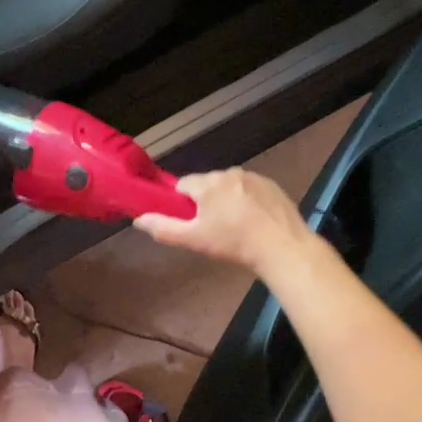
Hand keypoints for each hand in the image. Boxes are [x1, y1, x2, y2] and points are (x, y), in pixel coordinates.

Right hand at [134, 169, 322, 279]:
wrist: (283, 247)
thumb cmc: (234, 244)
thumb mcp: (194, 239)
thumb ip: (163, 228)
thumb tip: (138, 219)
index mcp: (208, 184)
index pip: (182, 185)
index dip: (182, 203)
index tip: (190, 221)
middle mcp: (229, 173)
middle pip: (206, 184)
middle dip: (205, 202)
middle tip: (212, 228)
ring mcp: (254, 177)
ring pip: (228, 186)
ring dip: (226, 200)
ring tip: (235, 226)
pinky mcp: (272, 185)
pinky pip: (249, 189)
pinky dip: (246, 201)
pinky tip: (253, 221)